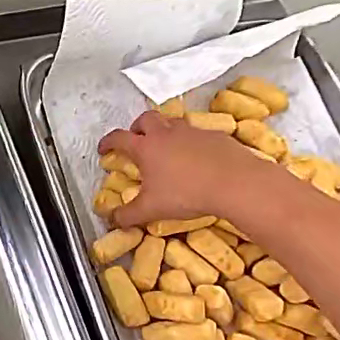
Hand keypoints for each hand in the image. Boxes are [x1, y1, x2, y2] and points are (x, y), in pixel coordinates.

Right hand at [97, 110, 281, 228]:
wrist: (235, 183)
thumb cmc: (186, 194)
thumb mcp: (151, 210)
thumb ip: (128, 215)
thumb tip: (113, 220)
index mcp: (146, 148)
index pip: (119, 138)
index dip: (108, 142)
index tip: (104, 149)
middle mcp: (167, 134)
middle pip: (146, 119)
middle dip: (137, 127)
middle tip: (136, 139)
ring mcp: (192, 132)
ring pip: (172, 122)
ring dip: (164, 131)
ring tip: (166, 147)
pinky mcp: (215, 136)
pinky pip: (197, 133)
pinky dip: (190, 141)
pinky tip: (195, 157)